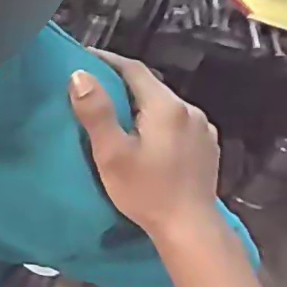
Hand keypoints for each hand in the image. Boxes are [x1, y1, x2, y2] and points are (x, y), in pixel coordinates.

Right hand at [68, 50, 220, 238]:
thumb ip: (97, 113)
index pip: (133, 69)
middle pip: (150, 87)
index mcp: (165, 106)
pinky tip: (147, 139)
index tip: (83, 59)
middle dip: (122, 84)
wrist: (190, 228)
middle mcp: (189, 110)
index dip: (107, 61)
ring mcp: (202, 128)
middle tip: (94, 90)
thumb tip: (79, 75)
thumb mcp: (112, 154)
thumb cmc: (146, 192)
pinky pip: (177, 124)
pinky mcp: (206, 147)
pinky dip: (158, 123)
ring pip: (165, 106)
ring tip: (118, 116)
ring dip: (141, 105)